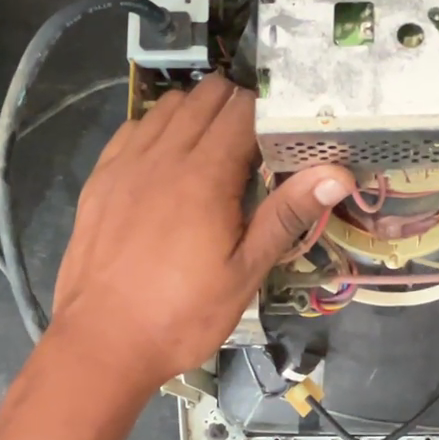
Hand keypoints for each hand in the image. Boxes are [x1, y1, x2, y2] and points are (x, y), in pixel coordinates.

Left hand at [49, 75, 351, 387]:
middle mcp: (163, 155)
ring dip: (197, 114)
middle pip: (206, 96)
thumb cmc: (183, 315)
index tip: (284, 139)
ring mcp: (126, 163)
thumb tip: (337, 174)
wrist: (102, 343)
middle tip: (255, 147)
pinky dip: (159, 130)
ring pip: (168, 105)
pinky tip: (169, 164)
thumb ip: (286, 215)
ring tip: (215, 152)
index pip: (243, 110)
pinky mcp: (101, 178)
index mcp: (204, 175)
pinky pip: (134, 129)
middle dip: (237, 109)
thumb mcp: (245, 272)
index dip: (269, 115)